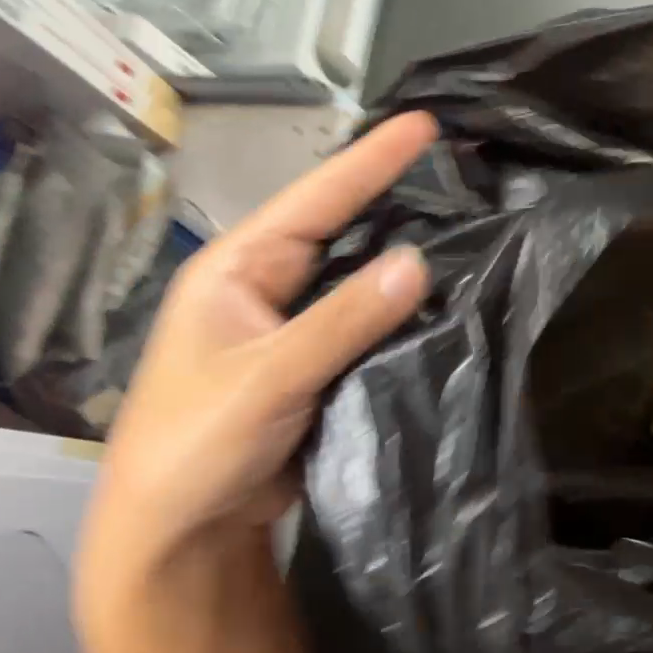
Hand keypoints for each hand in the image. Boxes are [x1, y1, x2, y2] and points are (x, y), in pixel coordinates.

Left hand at [77, 112, 436, 597]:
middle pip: (340, 230)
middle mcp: (268, 289)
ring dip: (407, 257)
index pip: (314, 201)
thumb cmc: (197, 443)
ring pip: (360, 280)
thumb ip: (343, 321)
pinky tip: (449, 299)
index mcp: (237, 271)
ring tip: (470, 224)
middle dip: (395, 197)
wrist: (182, 529)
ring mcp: (296, 329)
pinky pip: (371, 326)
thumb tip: (417, 262)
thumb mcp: (269, 377)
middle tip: (461, 170)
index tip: (425, 123)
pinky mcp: (321, 367)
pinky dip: (407, 311)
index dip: (369, 160)